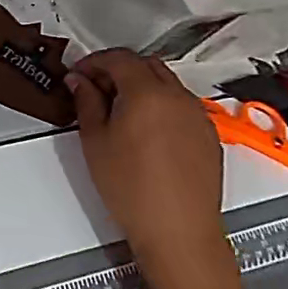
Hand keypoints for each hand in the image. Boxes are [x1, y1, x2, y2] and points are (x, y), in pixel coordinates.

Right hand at [65, 49, 234, 288]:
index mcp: (147, 93)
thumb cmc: (136, 191)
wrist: (177, 230)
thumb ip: (86, 102)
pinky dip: (161, 105)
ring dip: (141, 85)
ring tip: (117, 110)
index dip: (94, 61)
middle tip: (95, 87)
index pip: (119, 58)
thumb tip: (81, 83)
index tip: (80, 72)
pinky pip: (182, 105)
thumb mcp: (95, 141)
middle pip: (145, 64)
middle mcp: (178, 98)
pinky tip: (143, 129)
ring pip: (166, 83)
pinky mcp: (207, 134)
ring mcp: (197, 115)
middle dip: (118, 69)